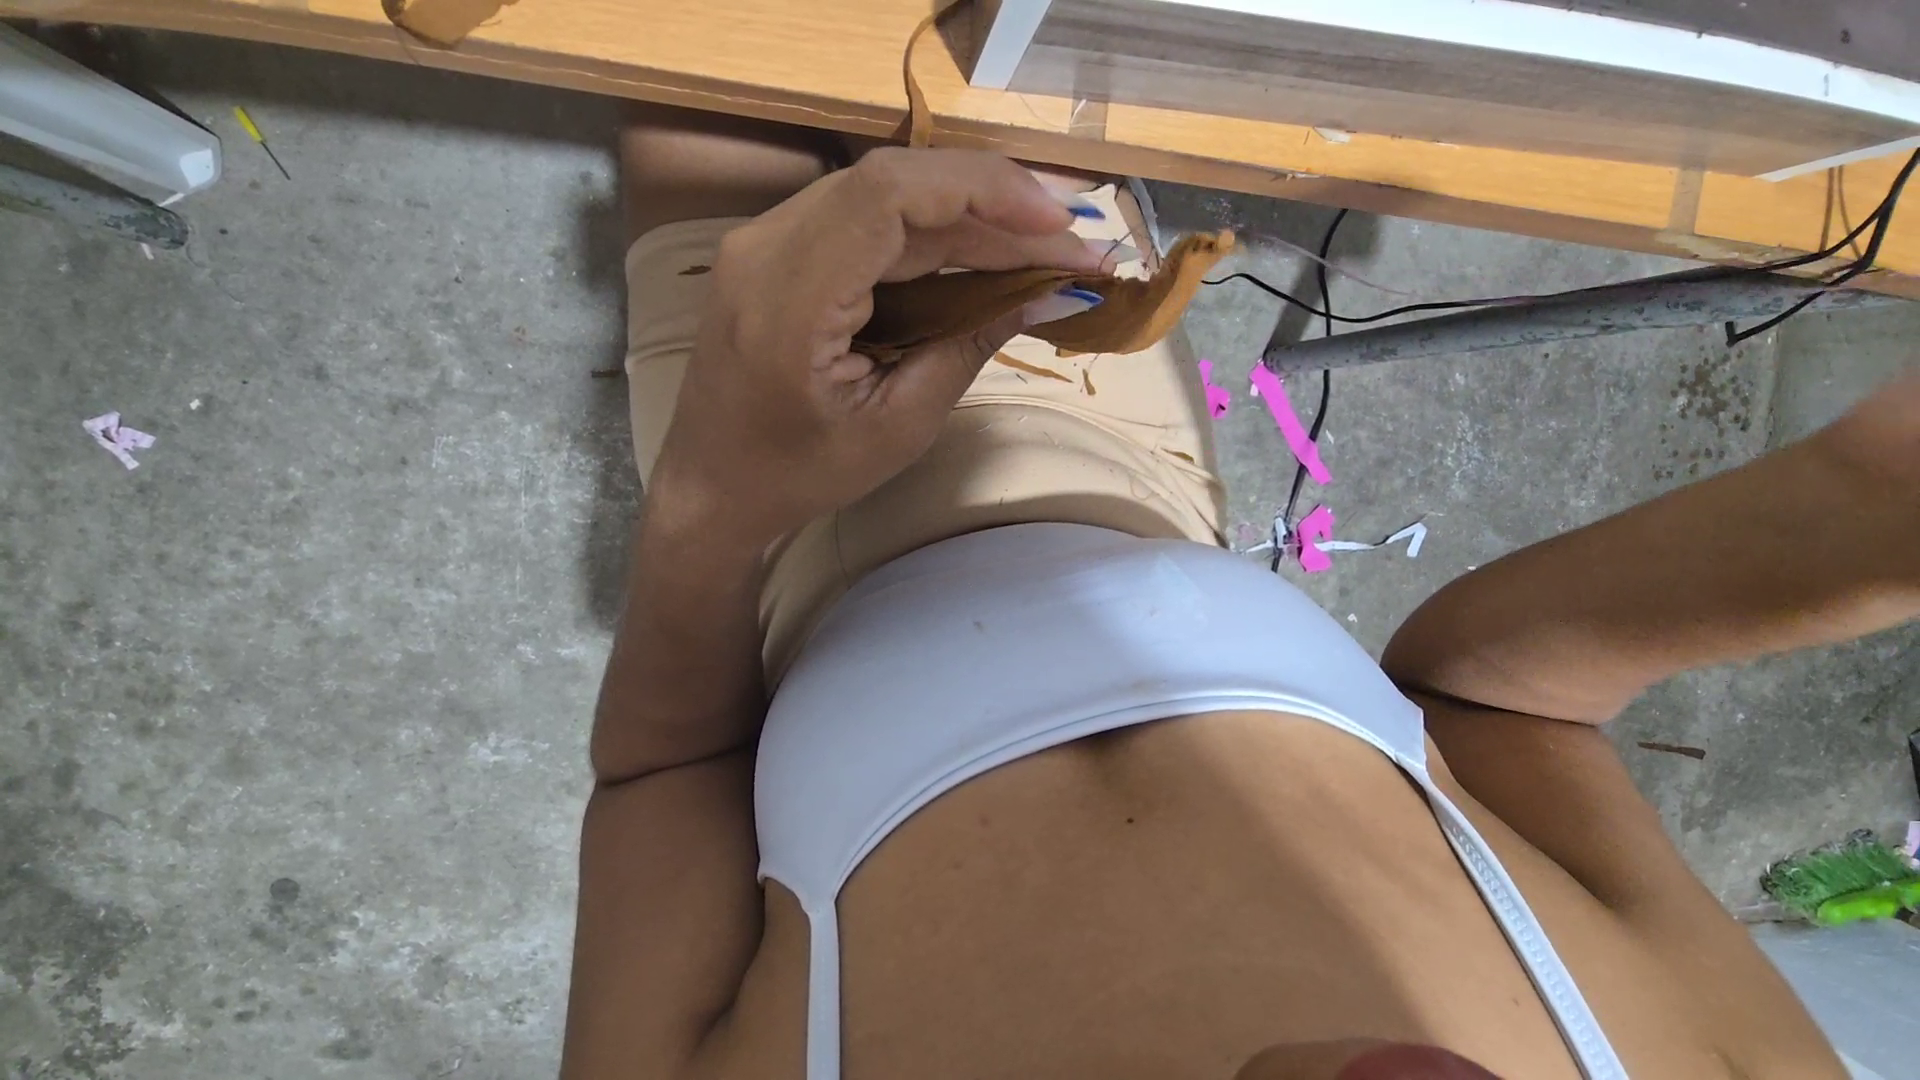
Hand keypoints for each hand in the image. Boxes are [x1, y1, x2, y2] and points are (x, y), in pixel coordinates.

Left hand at [647, 148, 1112, 550]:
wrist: (713, 489)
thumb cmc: (799, 475)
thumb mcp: (896, 427)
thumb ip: (967, 350)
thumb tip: (1044, 299)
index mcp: (789, 297)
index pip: (891, 195)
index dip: (984, 191)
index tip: (1058, 226)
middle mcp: (767, 246)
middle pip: (896, 188)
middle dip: (994, 208)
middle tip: (1071, 244)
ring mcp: (765, 242)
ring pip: (885, 200)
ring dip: (968, 220)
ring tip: (1042, 251)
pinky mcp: (778, 252)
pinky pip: (864, 223)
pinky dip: (929, 237)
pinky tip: (981, 256)